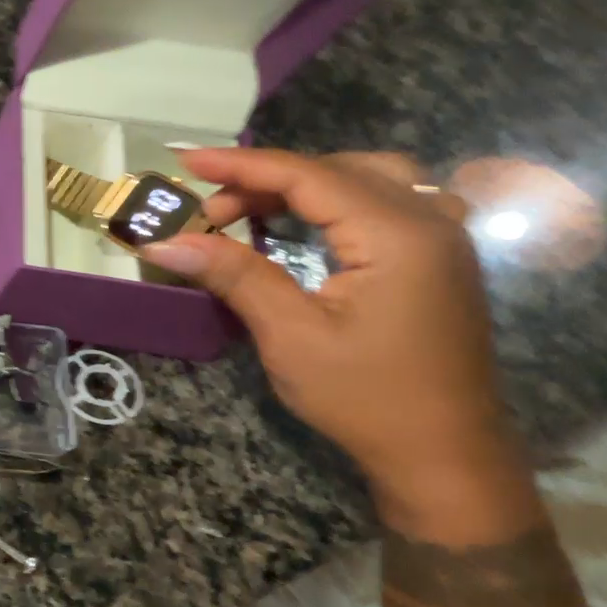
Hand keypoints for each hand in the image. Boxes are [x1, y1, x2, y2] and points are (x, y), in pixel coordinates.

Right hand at [142, 148, 536, 541]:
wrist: (441, 445)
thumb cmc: (362, 393)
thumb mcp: (289, 334)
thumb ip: (234, 276)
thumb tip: (164, 241)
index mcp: (396, 232)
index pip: (309, 176)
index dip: (243, 165)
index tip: (184, 161)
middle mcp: (429, 219)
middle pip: (339, 170)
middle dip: (266, 180)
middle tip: (207, 212)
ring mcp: (441, 237)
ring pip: (368, 180)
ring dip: (302, 187)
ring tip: (246, 213)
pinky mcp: (437, 258)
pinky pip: (388, 202)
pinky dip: (335, 201)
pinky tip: (305, 224)